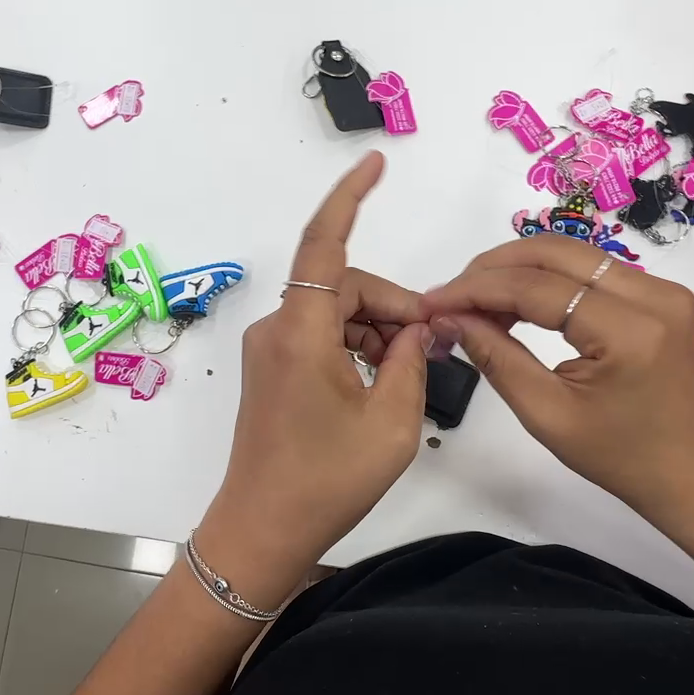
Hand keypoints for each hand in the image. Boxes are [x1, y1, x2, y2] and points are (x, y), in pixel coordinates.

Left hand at [196, 152, 431, 609]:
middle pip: (344, 287)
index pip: (324, 245)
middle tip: (433, 350)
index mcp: (302, 333)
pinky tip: (380, 382)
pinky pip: (320, 335)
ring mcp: (271, 349)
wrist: (260, 530)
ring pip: (335, 312)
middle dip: (394, 307)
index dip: (349, 198)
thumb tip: (418, 329)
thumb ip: (412, 362)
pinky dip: (355, 346)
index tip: (374, 163)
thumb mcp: (393, 423)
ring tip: (409, 375)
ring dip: (377, 331)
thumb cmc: (327, 481)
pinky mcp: (272, 369)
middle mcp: (278, 329)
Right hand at [420, 236, 693, 505]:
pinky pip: (586, 268)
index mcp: (630, 331)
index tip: (430, 302)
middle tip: (448, 296)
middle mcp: (653, 295)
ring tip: (472, 300)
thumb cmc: (617, 456)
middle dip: (491, 268)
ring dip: (513, 269)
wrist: (689, 471)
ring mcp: (661, 289)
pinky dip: (541, 277)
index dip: (476, 290)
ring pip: (569, 252)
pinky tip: (511, 301)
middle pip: (553, 252)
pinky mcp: (657, 293)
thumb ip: (495, 356)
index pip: (536, 287)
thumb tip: (447, 317)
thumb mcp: (545, 413)